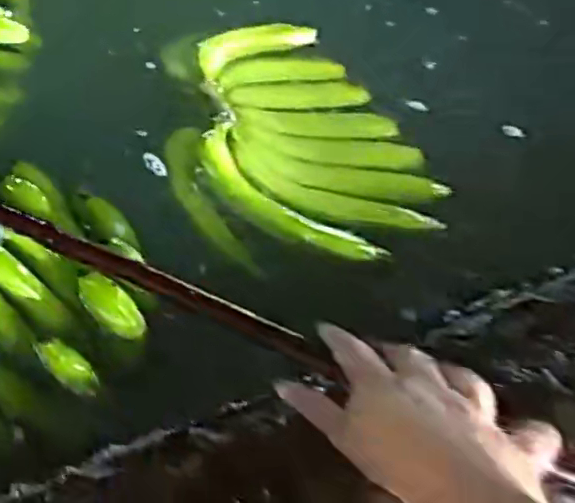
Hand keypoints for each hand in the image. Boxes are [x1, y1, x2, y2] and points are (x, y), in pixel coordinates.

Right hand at [278, 324, 562, 502]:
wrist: (472, 499)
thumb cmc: (397, 465)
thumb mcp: (345, 438)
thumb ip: (316, 409)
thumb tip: (282, 384)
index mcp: (380, 384)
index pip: (351, 349)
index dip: (336, 336)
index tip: (325, 328)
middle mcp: (425, 387)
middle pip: (411, 357)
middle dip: (397, 351)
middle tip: (386, 351)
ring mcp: (475, 413)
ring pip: (467, 381)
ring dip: (456, 375)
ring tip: (446, 374)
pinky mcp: (516, 443)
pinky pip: (532, 431)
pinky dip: (527, 426)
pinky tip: (523, 425)